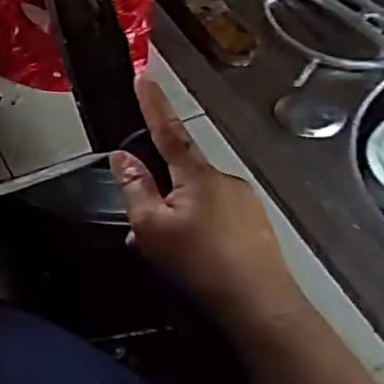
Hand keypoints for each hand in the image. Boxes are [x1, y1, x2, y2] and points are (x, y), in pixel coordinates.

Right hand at [112, 76, 306, 328]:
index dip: (153, 104)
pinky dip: (188, 228)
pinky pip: (209, 214)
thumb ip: (133, 187)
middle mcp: (226, 181)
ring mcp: (245, 203)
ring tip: (158, 248)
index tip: (143, 77)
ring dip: (169, 215)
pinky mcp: (254, 225)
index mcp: (199, 176)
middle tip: (138, 226)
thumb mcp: (149, 224)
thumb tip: (123, 158)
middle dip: (153, 192)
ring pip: (191, 197)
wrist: (260, 306)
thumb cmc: (198, 261)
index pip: (169, 131)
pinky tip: (182, 255)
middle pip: (177, 173)